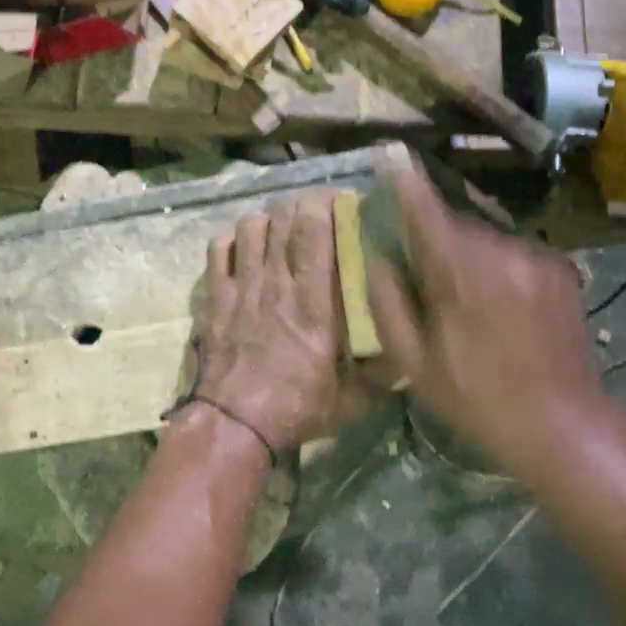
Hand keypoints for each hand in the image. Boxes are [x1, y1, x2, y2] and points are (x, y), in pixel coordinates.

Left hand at [190, 190, 372, 452]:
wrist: (233, 424)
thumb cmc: (297, 409)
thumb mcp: (354, 400)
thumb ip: (384, 374)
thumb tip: (412, 358)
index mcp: (314, 302)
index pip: (316, 231)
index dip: (326, 204)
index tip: (341, 201)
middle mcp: (276, 283)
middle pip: (283, 219)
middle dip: (300, 205)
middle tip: (313, 211)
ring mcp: (240, 287)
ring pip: (249, 226)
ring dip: (266, 221)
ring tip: (277, 230)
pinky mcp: (214, 297)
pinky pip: (218, 249)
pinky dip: (231, 240)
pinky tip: (242, 248)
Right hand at [365, 157, 604, 477]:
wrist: (565, 426)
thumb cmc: (477, 399)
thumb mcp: (412, 363)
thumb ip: (388, 302)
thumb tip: (377, 257)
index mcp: (459, 273)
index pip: (426, 212)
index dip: (406, 183)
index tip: (391, 155)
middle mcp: (501, 252)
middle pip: (455, 224)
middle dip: (433, 234)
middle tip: (418, 264)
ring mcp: (536, 258)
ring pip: (485, 238)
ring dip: (466, 252)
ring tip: (460, 296)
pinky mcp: (560, 270)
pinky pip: (512, 252)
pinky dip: (495, 264)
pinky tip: (495, 302)